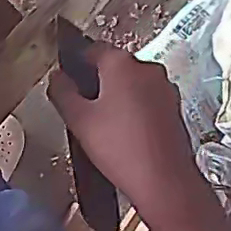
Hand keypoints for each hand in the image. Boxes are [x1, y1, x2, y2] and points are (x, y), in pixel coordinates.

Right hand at [46, 39, 215, 230]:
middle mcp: (147, 69)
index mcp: (122, 64)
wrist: (163, 181)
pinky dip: (132, 110)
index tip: (65, 78)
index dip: (74, 63)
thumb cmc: (121, 149)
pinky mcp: (173, 108)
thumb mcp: (78, 120)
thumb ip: (62, 92)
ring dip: (114, 97)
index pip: (91, 49)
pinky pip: (145, 100)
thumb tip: (57, 78)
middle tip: (79, 107)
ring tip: (100, 125)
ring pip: (130, 84)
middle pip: (113, 66)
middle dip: (95, 82)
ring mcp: (164, 88)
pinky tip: (121, 134)